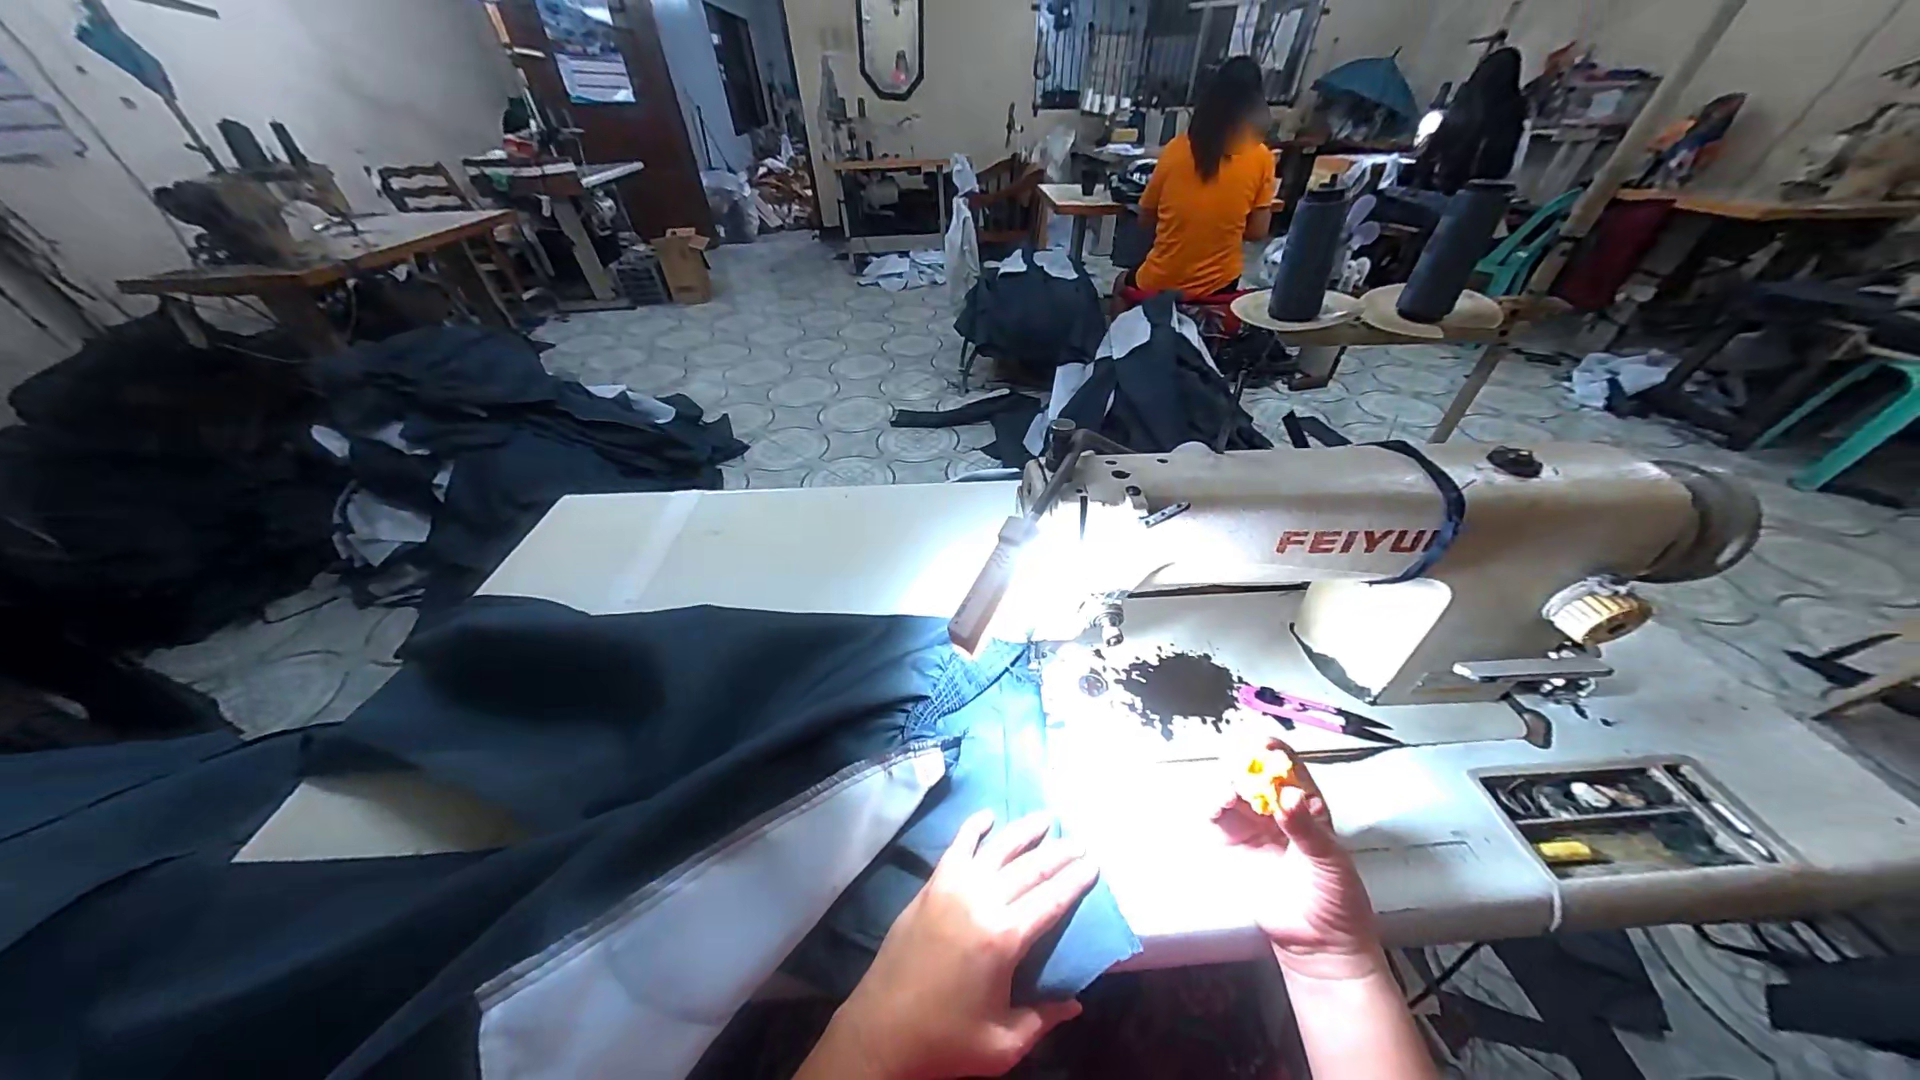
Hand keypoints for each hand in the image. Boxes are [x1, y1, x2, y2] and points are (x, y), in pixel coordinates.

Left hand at [804, 810, 1099, 1079]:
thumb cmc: (946, 1040)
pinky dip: (973, 828)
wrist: (881, 1031)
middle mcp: (980, 901)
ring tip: (1045, 819)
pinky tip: (987, 816)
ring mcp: (952, 887)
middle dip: (1058, 853)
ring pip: (996, 849)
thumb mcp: (1003, 1042)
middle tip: (1080, 842)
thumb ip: (1043, 1016)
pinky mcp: (931, 886)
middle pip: (1028, 868)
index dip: (1075, 880)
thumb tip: (1076, 1000)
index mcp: (1003, 938)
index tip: (1094, 862)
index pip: (1050, 900)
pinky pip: (956, 848)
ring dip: (1023, 831)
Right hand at [1213, 738, 1383, 981]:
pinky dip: (1213, 804)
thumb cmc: (1337, 901)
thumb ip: (1306, 828)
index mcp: (1307, 807)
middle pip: (1255, 775)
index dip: (1276, 753)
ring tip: (1232, 791)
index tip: (1266, 744)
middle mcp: (1276, 811)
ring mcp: (1252, 826)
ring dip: (1228, 783)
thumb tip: (1289, 795)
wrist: (1319, 945)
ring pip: (1232, 790)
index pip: (1289, 770)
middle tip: (1242, 764)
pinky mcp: (1232, 843)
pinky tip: (1219, 805)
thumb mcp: (1330, 862)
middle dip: (1245, 765)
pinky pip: (1217, 816)